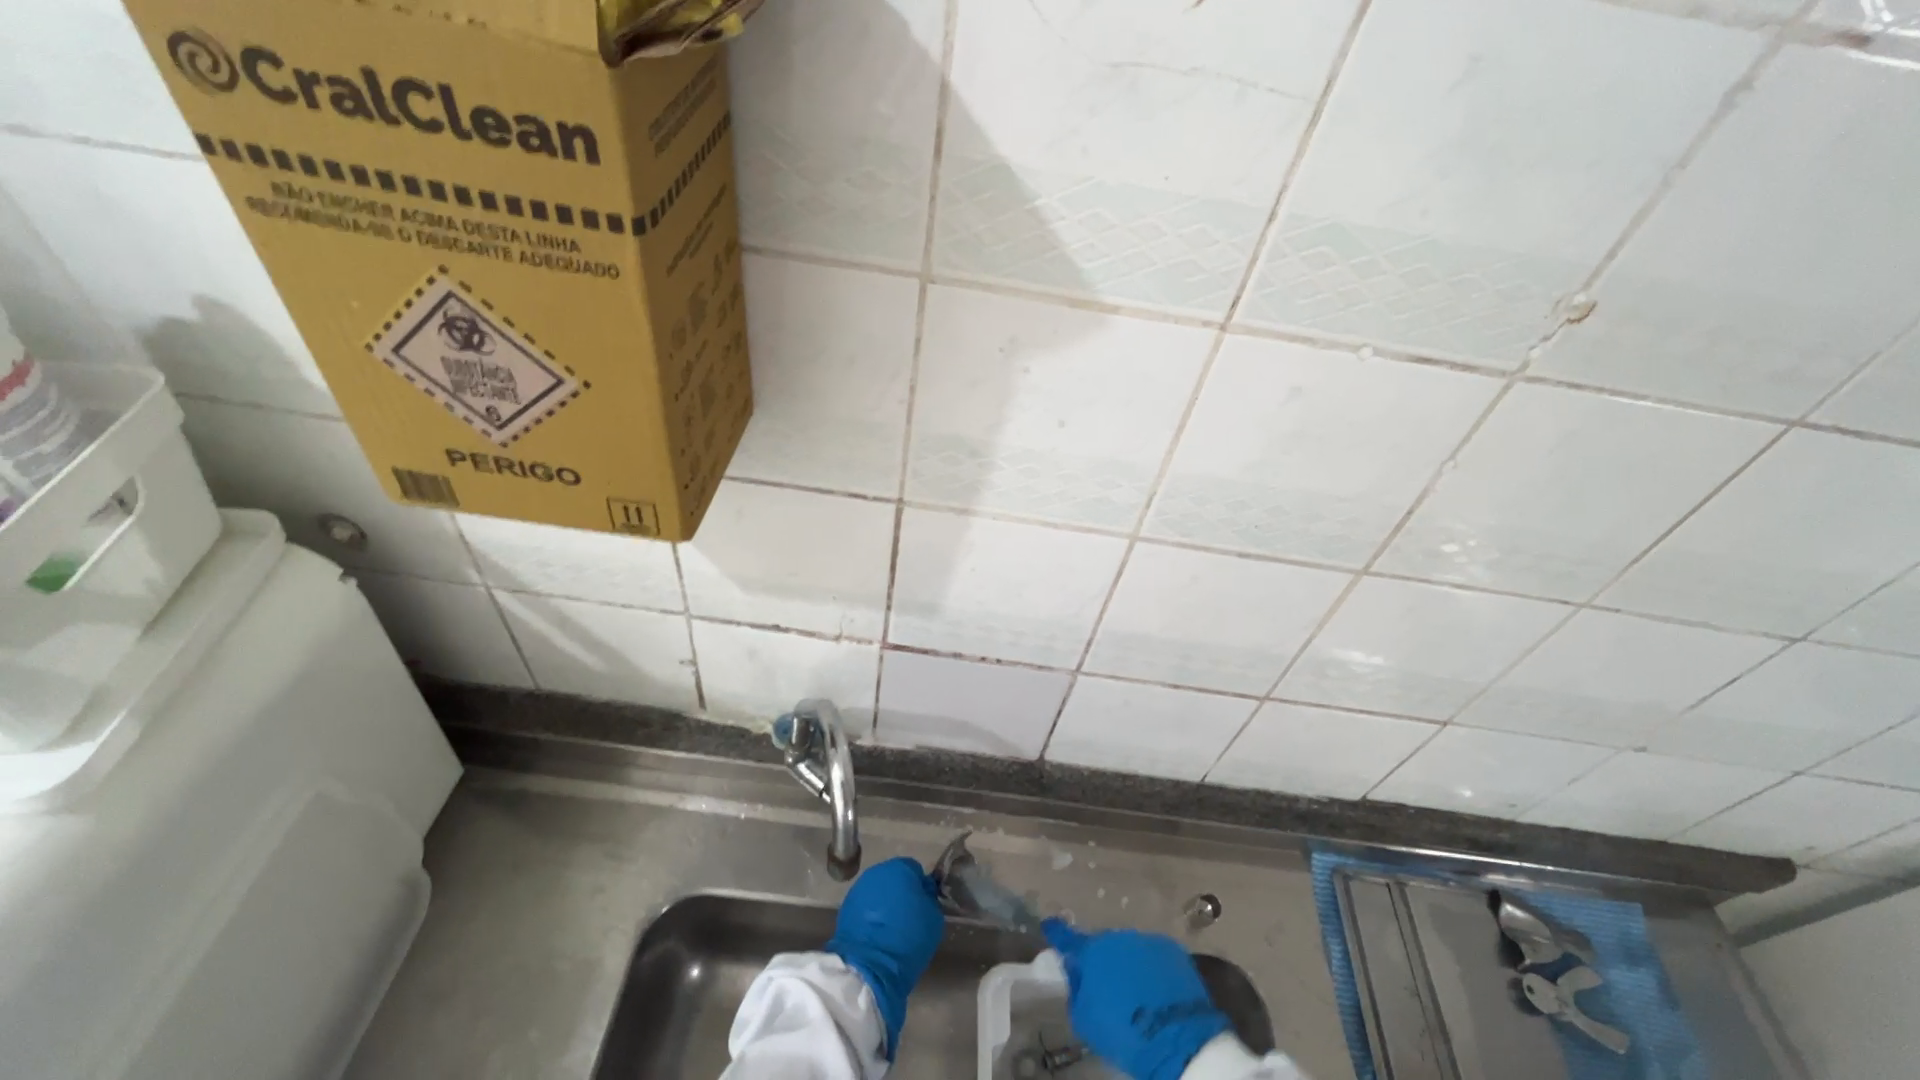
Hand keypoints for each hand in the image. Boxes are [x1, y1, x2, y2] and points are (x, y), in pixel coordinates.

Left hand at [826, 856, 945, 1057]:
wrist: (869, 967)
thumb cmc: (908, 939)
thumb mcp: (933, 918)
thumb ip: (929, 897)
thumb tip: (924, 889)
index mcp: (899, 869)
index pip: (915, 870)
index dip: (921, 888)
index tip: (923, 906)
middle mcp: (875, 873)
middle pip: (894, 879)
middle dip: (901, 893)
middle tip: (909, 918)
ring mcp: (857, 890)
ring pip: (878, 893)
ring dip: (885, 905)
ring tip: (891, 929)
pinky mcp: (845, 909)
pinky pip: (865, 908)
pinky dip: (871, 917)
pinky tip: (877, 936)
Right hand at [1043, 919, 1230, 1079]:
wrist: (1177, 1039)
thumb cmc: (1122, 1032)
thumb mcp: (1084, 1018)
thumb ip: (1076, 988)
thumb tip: (1076, 970)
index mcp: (1092, 952)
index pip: (1067, 937)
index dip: (1057, 932)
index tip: (1050, 926)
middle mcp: (1118, 938)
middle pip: (1103, 945)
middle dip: (1101, 959)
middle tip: (1104, 984)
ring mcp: (1148, 941)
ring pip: (1129, 949)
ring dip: (1127, 963)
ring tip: (1134, 991)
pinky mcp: (1174, 951)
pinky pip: (1153, 956)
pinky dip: (1151, 968)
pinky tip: (1155, 990)